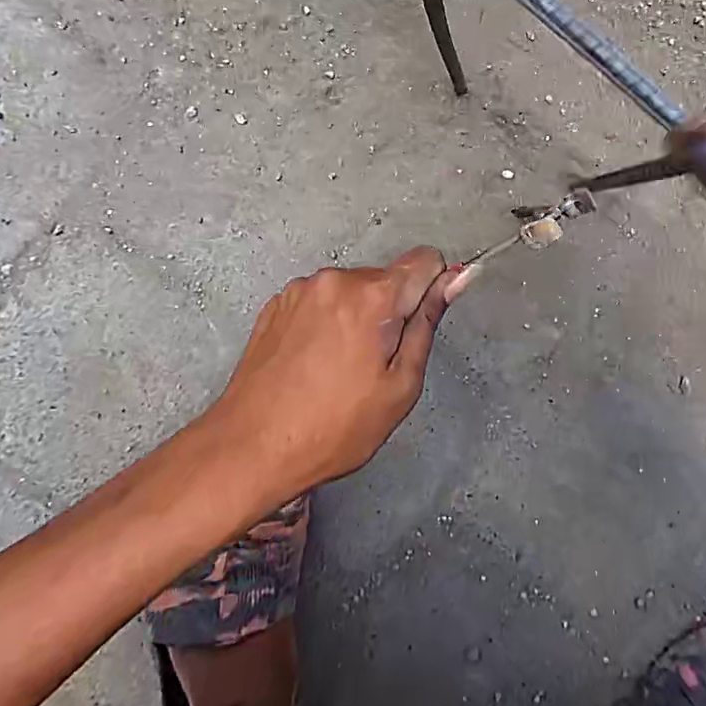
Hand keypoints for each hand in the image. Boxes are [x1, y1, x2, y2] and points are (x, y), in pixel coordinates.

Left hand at [201, 247, 456, 498]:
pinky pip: (319, 302)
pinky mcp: (277, 305)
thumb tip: (452, 283)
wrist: (253, 445)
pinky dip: (325, 324)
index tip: (423, 319)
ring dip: (355, 318)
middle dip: (390, 313)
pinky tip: (315, 364)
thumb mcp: (400, 386)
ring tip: (340, 370)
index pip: (424, 260)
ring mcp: (300, 291)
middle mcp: (333, 281)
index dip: (433, 288)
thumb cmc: (329, 428)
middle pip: (384, 279)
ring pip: (350, 291)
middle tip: (375, 364)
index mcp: (371, 296)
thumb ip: (427, 324)